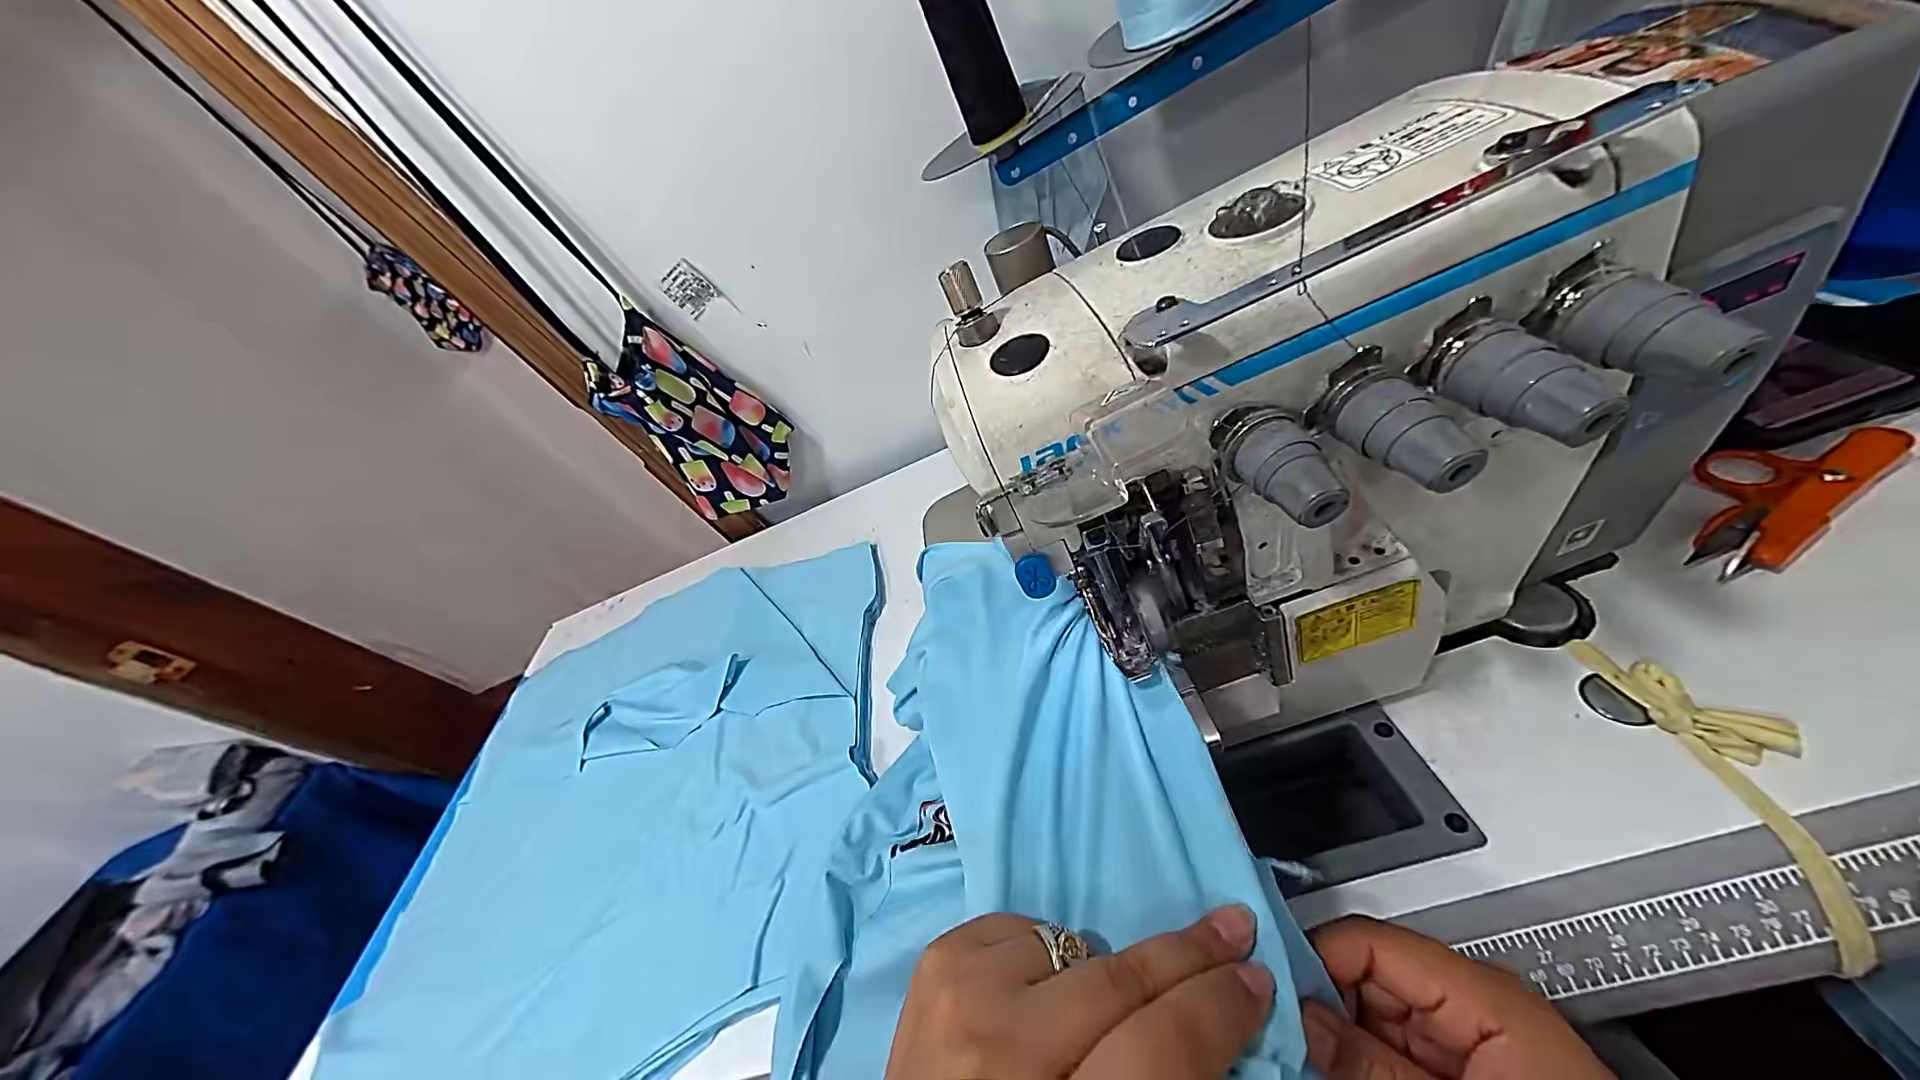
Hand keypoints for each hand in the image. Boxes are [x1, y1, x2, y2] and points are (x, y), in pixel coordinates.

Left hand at [885, 906, 1273, 1078]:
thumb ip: (1159, 1076)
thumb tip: (1211, 1013)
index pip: (1158, 1046)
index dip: (1215, 1008)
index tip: (1253, 977)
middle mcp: (1001, 1054)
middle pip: (1113, 983)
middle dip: (1182, 957)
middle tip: (1229, 931)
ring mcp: (959, 1001)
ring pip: (1064, 945)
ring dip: (1092, 969)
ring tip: (1094, 1005)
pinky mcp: (933, 966)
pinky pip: (1014, 928)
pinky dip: (1036, 953)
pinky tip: (1032, 992)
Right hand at [1302, 916, 1613, 1079]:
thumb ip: (1376, 1062)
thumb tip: (1303, 1018)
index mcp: (1480, 992)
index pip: (1367, 940)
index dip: (1311, 958)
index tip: (1271, 988)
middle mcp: (1468, 1000)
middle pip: (1361, 972)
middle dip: (1317, 1000)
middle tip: (1282, 1033)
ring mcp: (1463, 1033)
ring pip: (1367, 1009)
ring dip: (1333, 1032)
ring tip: (1302, 1054)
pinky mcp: (1458, 1062)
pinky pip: (1389, 1041)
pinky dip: (1357, 1055)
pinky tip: (1331, 1066)